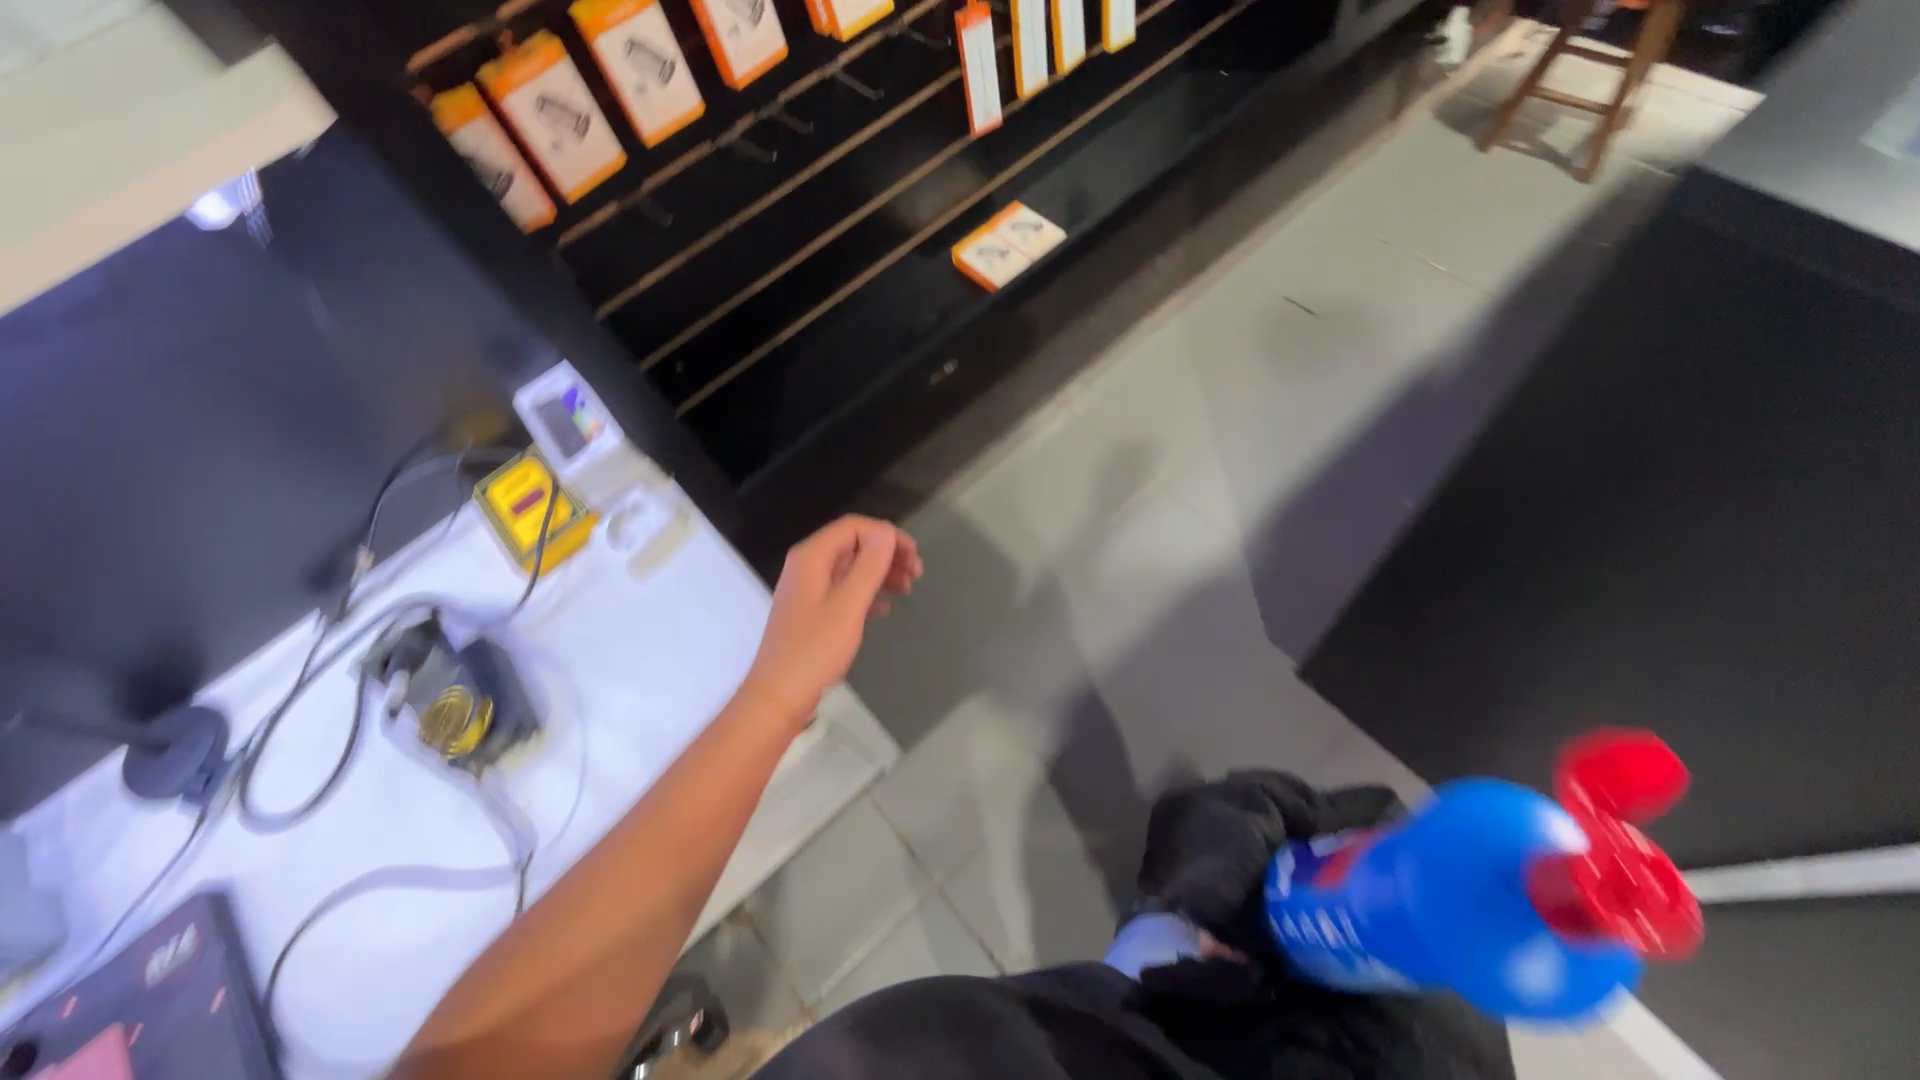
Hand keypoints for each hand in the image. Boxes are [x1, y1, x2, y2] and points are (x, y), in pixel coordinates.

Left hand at [741, 515, 920, 725]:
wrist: (780, 695)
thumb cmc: (814, 649)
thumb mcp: (848, 605)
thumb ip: (869, 566)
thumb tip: (886, 532)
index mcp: (812, 557)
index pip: (853, 527)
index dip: (886, 535)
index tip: (914, 555)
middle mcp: (807, 566)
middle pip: (853, 545)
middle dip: (886, 554)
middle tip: (917, 573)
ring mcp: (808, 590)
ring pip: (851, 568)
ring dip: (881, 573)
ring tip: (908, 590)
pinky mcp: (812, 612)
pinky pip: (845, 590)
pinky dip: (867, 593)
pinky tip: (885, 608)